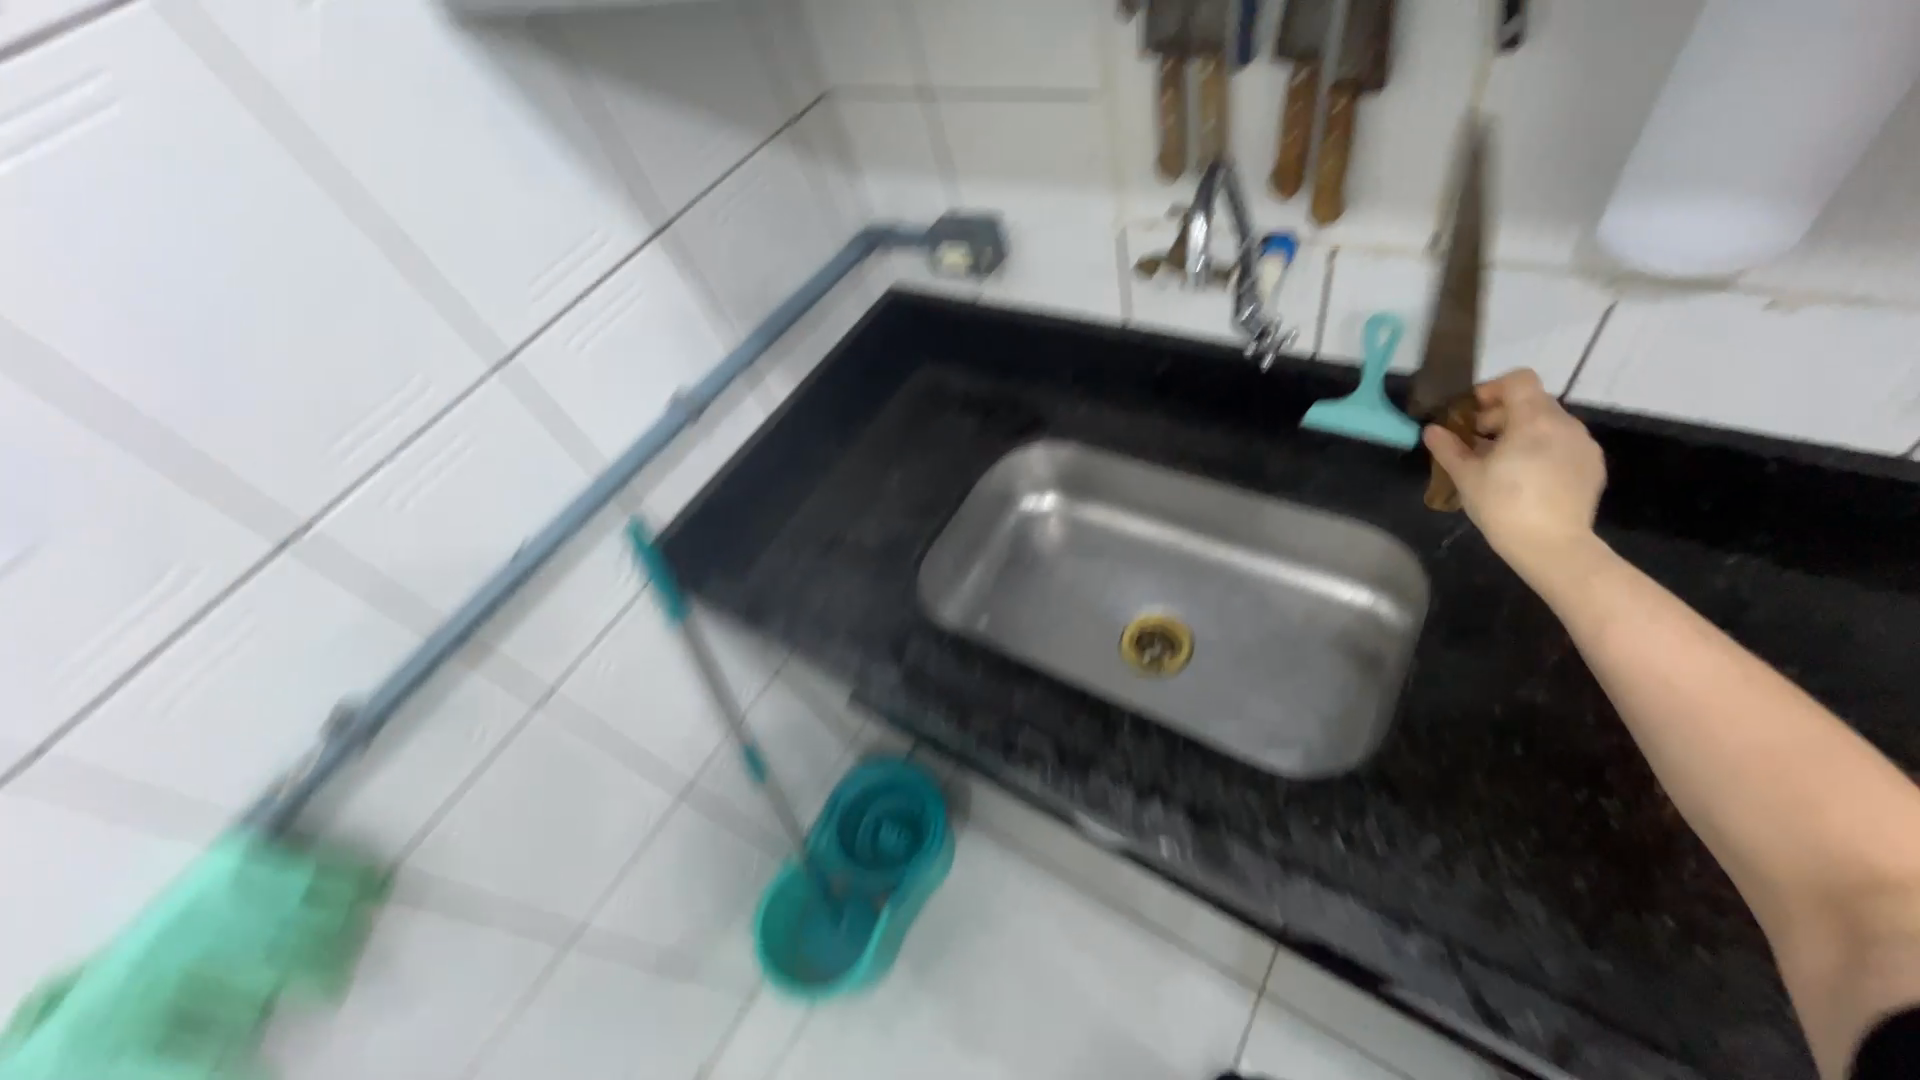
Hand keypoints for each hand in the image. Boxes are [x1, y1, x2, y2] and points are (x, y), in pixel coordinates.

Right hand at [1423, 370, 1606, 579]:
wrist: (1552, 546)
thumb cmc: (1503, 506)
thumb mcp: (1466, 477)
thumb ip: (1448, 448)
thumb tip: (1432, 430)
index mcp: (1533, 420)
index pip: (1519, 380)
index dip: (1492, 389)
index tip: (1472, 412)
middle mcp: (1565, 424)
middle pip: (1532, 401)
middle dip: (1502, 415)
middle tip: (1478, 442)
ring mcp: (1583, 444)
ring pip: (1549, 424)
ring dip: (1522, 432)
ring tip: (1501, 462)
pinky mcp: (1592, 465)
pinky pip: (1564, 444)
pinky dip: (1543, 449)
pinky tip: (1527, 478)